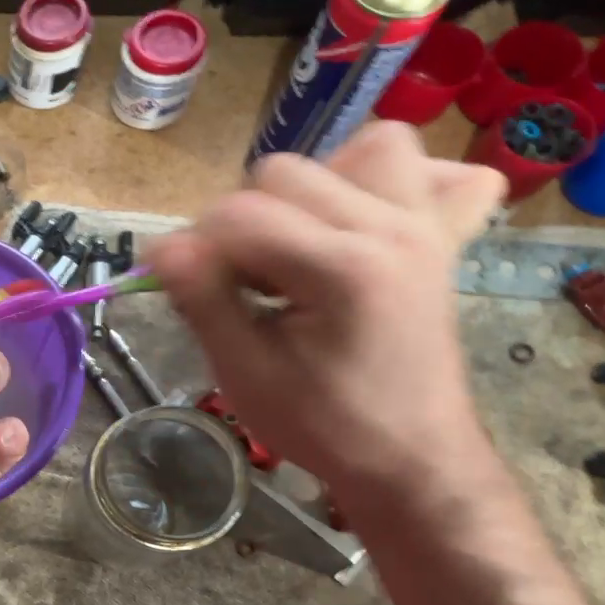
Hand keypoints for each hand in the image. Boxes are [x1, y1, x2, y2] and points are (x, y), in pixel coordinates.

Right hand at [146, 122, 505, 505]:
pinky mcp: (445, 235)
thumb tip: (160, 246)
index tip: (181, 288)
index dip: (193, 247)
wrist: (409, 455)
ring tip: (296, 243)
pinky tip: (360, 219)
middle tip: (242, 284)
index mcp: (341, 269)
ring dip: (313, 188)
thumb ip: (203, 300)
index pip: (238, 215)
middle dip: (243, 222)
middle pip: (285, 174)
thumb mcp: (244, 373)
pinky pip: (430, 170)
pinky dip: (389, 181)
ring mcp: (427, 225)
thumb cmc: (323, 424)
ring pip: (362, 149)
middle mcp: (392, 227)